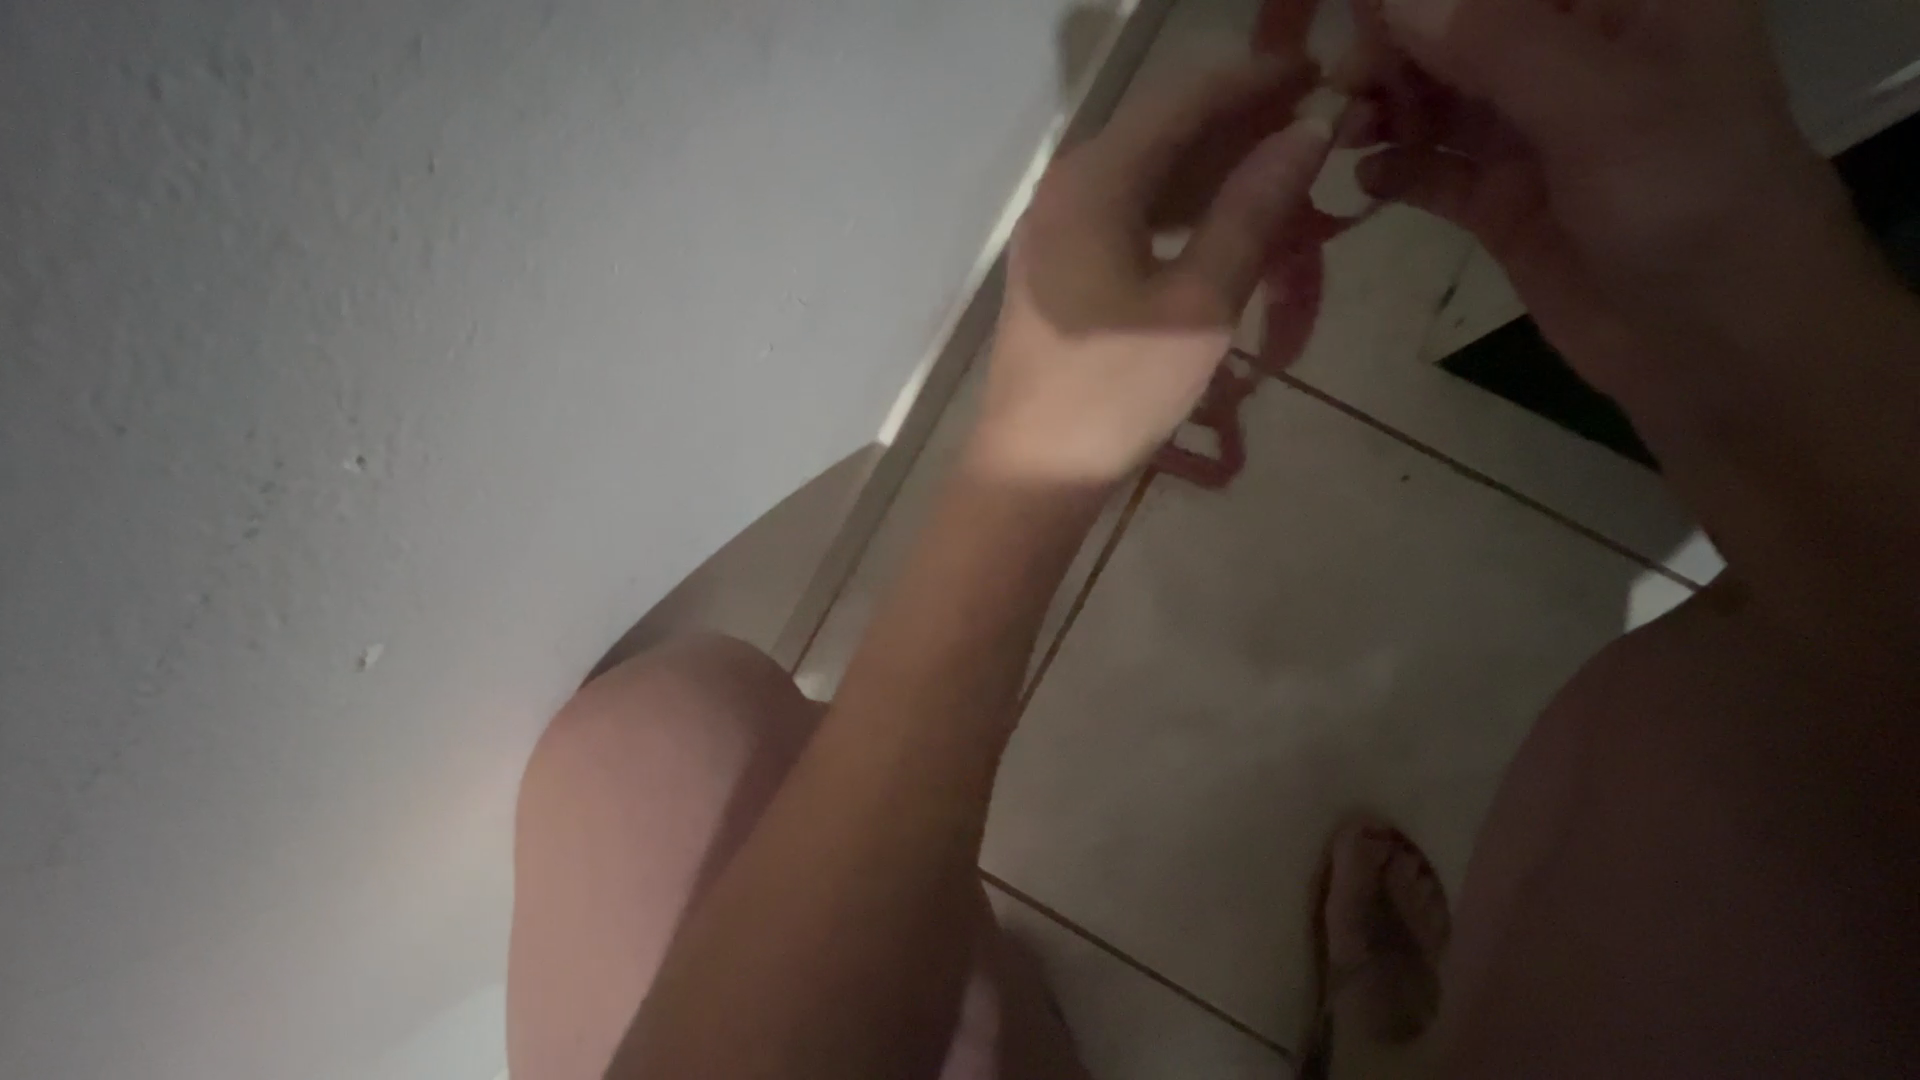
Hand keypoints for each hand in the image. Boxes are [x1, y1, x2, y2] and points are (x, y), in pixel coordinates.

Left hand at [967, 62, 1332, 485]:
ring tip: (1277, 179)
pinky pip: (1122, 218)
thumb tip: (1306, 134)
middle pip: (1159, 132)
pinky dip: (1173, 214)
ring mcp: (1051, 232)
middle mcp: (1063, 190)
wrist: (1034, 469)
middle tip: (1312, 134)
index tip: (1321, 78)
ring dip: (1207, 173)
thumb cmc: (1116, 392)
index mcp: (1094, 182)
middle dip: (1236, 126)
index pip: (1184, 99)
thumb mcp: (1198, 305)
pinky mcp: (1053, 271)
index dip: (1255, 82)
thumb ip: (1251, 212)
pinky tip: (1216, 229)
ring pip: (1140, 177)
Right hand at [1346, 0, 1885, 397]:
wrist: (1710, 336)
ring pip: (1442, 101)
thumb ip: (1499, 45)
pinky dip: (1398, 172)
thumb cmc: (1686, 200)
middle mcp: (1576, 59)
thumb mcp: (1602, 105)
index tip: (1361, 15)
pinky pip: (1435, 173)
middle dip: (1399, 51)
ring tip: (1343, 134)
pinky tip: (1365, 182)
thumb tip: (1396, 0)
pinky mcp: (1503, 202)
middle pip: (1466, 32)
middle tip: (1338, 85)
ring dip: (1388, 111)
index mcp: (1629, 3)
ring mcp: (1535, 136)